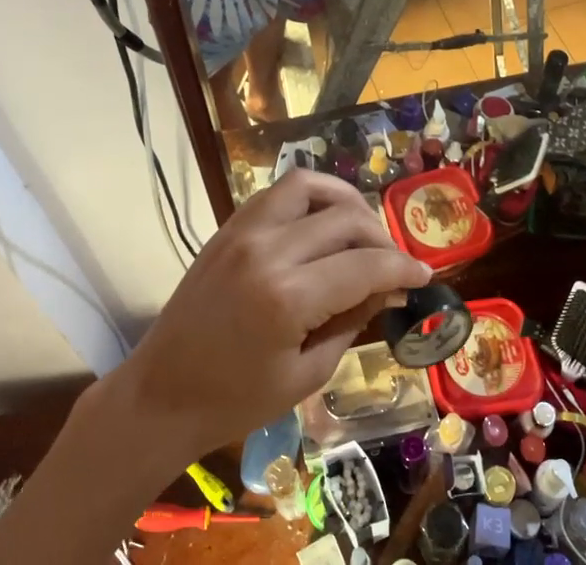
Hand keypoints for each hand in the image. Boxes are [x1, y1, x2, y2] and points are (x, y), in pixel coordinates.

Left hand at [109, 169, 431, 458]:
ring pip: (310, 185)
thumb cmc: (235, 400)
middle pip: (345, 219)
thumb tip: (388, 287)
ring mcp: (243, 231)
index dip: (402, 269)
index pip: (365, 265)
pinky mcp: (228, 227)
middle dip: (382, 239)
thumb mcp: (307, 374)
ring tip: (363, 231)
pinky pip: (278, 193)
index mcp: (287, 297)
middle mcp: (267, 250)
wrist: (161, 393)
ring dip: (346, 202)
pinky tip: (323, 222)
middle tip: (394, 265)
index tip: (424, 276)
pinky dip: (310, 197)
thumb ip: (352, 321)